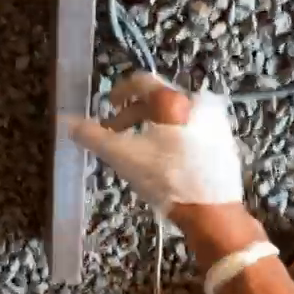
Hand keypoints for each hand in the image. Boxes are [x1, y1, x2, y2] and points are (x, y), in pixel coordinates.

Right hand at [68, 72, 245, 211]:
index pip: (142, 82)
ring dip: (152, 125)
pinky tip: (164, 159)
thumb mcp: (122, 156)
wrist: (211, 211)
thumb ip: (93, 136)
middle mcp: (197, 104)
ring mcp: (214, 123)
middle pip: (158, 99)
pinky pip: (191, 129)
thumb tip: (69, 124)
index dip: (121, 91)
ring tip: (138, 147)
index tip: (109, 104)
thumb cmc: (165, 178)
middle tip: (116, 132)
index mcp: (172, 101)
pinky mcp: (223, 142)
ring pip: (175, 115)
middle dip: (133, 113)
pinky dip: (173, 135)